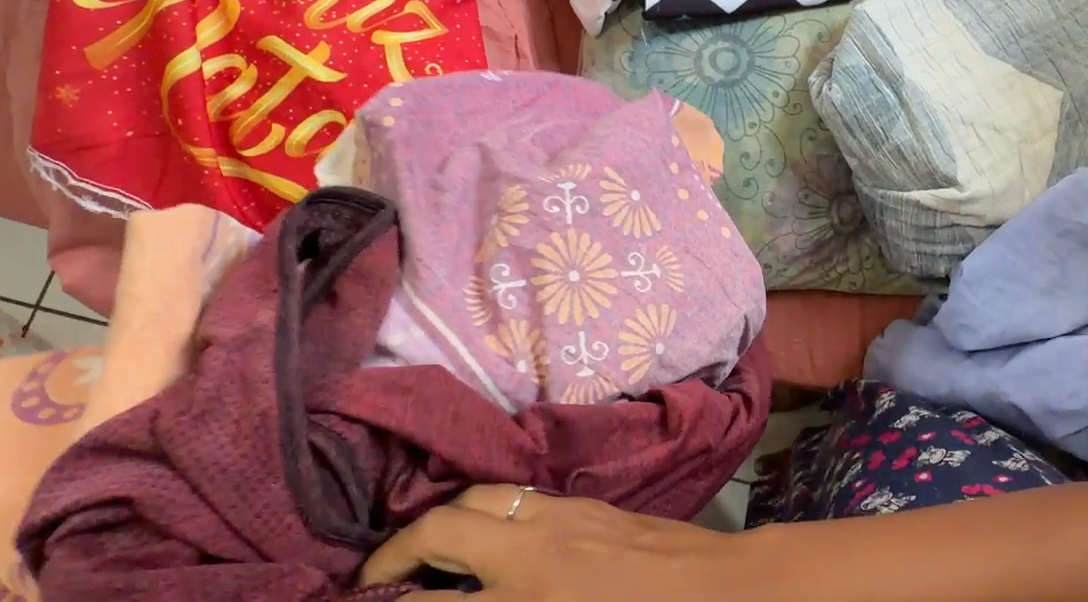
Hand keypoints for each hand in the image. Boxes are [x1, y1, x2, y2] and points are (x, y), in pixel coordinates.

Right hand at [359, 485, 739, 600]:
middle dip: (398, 551)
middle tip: (379, 581)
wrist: (721, 593)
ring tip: (425, 552)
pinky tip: (488, 539)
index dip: (390, 595)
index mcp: (526, 594)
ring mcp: (566, 516)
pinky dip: (490, 511)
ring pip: (486, 496)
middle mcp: (536, 547)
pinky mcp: (591, 506)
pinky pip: (523, 496)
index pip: (434, 597)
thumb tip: (469, 592)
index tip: (366, 601)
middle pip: (446, 525)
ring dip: (446, 519)